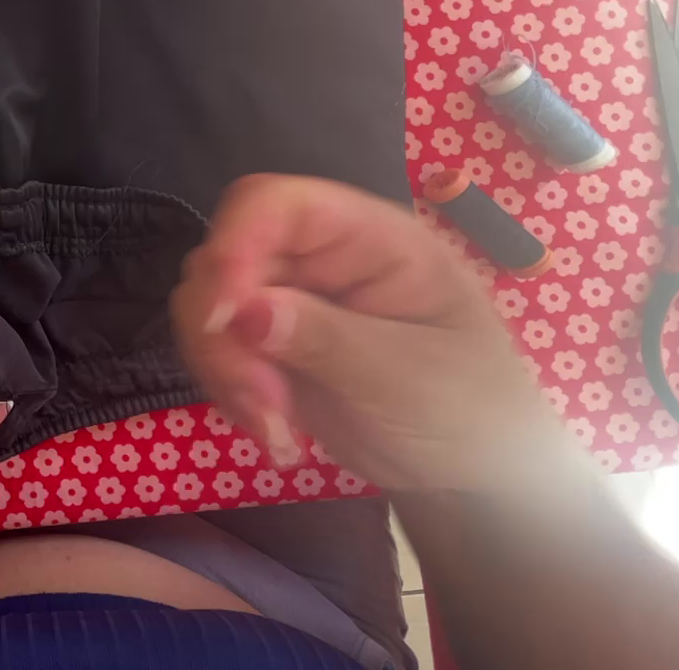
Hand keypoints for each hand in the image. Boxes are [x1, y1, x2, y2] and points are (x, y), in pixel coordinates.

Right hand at [170, 174, 578, 491]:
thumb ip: (329, 341)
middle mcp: (312, 253)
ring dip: (222, 367)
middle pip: (222, 257)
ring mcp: (280, 292)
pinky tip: (270, 426)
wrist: (474, 474)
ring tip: (274, 427)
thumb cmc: (476, 415)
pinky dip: (223, 385)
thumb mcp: (415, 382)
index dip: (234, 245)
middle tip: (263, 403)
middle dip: (224, 333)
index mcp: (366, 237)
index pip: (273, 204)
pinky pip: (208, 342)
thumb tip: (243, 311)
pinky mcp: (257, 334)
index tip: (224, 320)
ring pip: (203, 302)